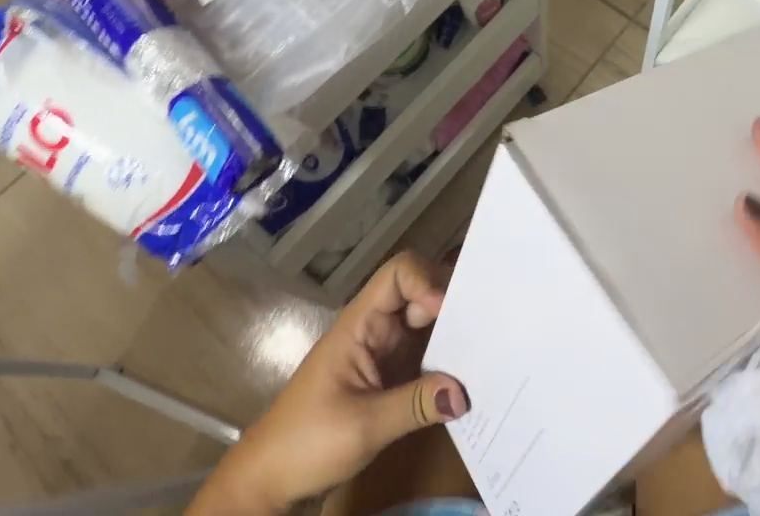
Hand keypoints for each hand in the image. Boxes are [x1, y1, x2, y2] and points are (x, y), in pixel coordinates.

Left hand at [188, 253, 468, 515]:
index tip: (448, 313)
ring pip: (427, 326)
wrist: (268, 484)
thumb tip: (464, 393)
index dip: (426, 281)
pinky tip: (472, 377)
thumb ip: (414, 405)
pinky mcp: (391, 381)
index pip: (398, 274)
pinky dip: (448, 363)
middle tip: (489, 324)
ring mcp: (384, 355)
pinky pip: (426, 358)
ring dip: (454, 334)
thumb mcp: (361, 426)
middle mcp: (376, 331)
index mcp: (360, 325)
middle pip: (420, 294)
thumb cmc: (304, 443)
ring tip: (491, 348)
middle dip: (452, 303)